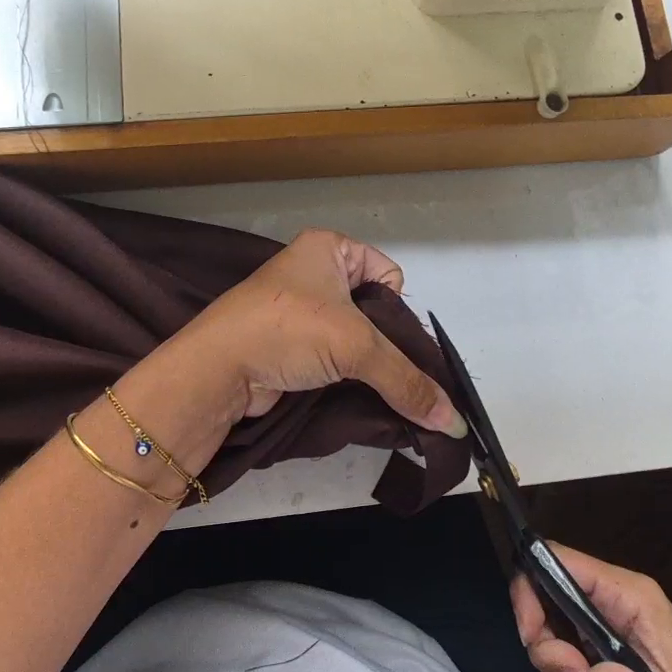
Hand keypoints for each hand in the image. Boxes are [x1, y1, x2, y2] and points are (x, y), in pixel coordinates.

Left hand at [167, 229, 466, 436]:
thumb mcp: (355, 346)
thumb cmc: (286, 330)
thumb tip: (454, 422)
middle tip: (396, 376)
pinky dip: (350, 378)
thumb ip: (407, 380)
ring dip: (370, 367)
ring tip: (382, 392)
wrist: (217, 368)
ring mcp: (300, 311)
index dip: (397, 311)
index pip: (389, 275)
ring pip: (356, 339)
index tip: (389, 341)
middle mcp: (314, 273)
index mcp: (329, 248)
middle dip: (388, 346)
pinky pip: (335, 358)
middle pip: (376, 312)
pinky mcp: (290, 345)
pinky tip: (361, 398)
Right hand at [512, 543, 671, 671]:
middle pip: (545, 593)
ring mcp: (609, 621)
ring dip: (557, 667)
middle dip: (545, 640)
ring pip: (550, 625)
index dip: (531, 590)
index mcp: (632, 595)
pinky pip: (562, 649)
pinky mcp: (605, 644)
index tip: (532, 638)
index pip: (558, 560)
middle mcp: (616, 598)